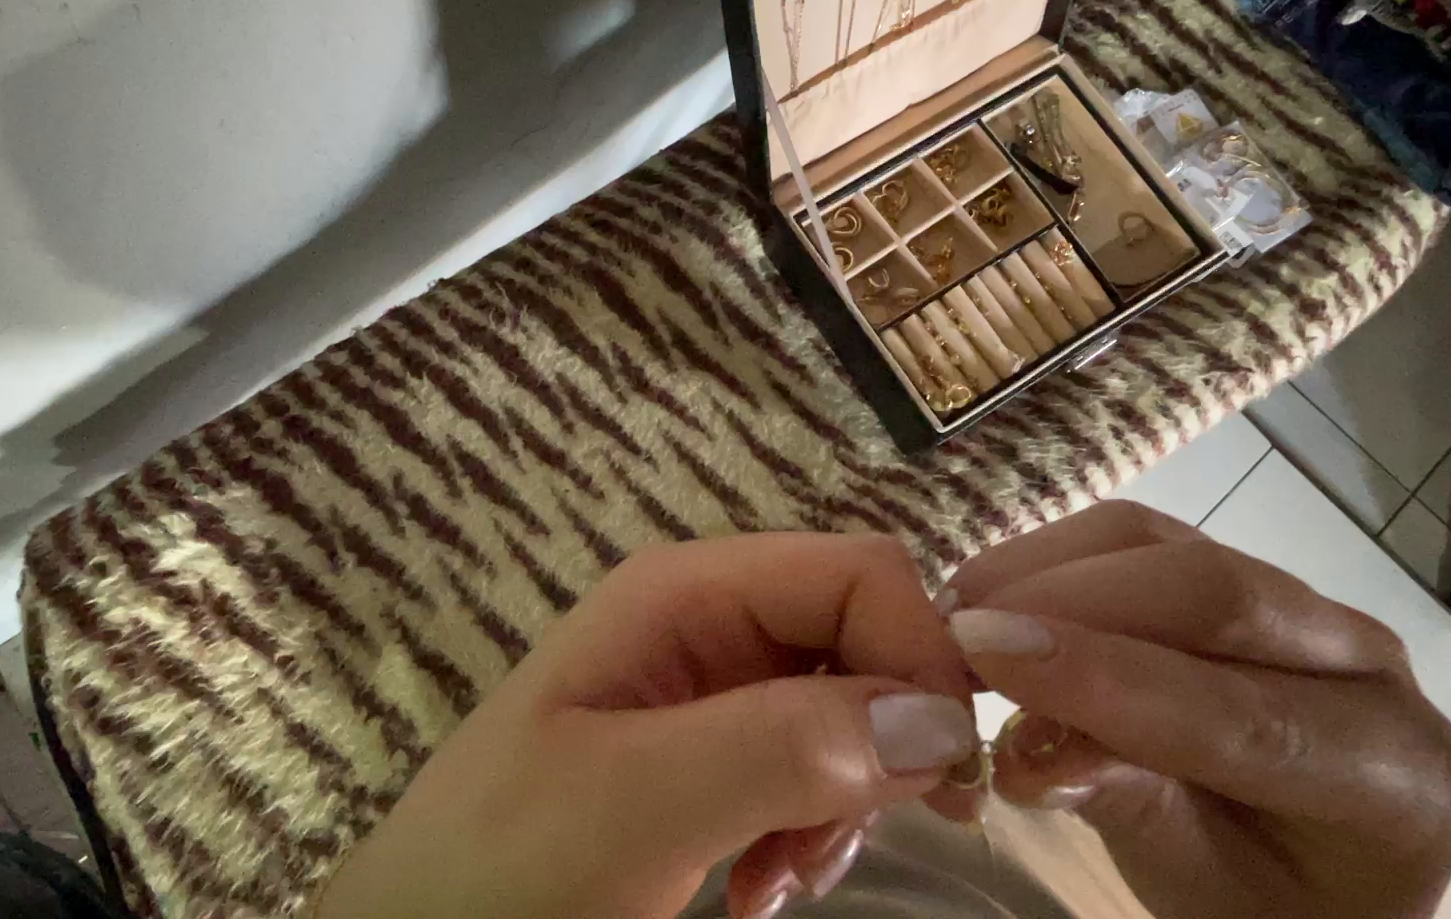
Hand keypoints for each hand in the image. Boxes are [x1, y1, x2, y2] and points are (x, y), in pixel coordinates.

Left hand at [315, 534, 979, 918]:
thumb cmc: (502, 866)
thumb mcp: (633, 804)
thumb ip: (777, 746)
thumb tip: (935, 720)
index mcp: (686, 588)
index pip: (854, 571)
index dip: (919, 651)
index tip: (948, 774)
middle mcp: (709, 617)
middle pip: (858, 636)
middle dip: (884, 736)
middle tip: (839, 839)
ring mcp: (712, 683)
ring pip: (849, 706)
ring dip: (848, 794)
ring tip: (783, 875)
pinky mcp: (714, 747)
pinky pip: (814, 761)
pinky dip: (819, 823)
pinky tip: (766, 879)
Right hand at [942, 500, 1450, 918]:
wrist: (1294, 843)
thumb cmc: (1250, 884)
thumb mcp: (1191, 878)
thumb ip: (1117, 801)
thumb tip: (1013, 748)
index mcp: (1387, 773)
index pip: (1241, 712)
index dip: (1106, 678)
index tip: (984, 652)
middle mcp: (1358, 660)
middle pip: (1210, 593)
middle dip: (1067, 600)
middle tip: (957, 625)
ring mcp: (1289, 596)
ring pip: (1158, 542)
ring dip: (1044, 564)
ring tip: (962, 603)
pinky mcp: (1221, 561)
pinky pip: (1129, 534)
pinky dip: (1048, 552)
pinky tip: (994, 585)